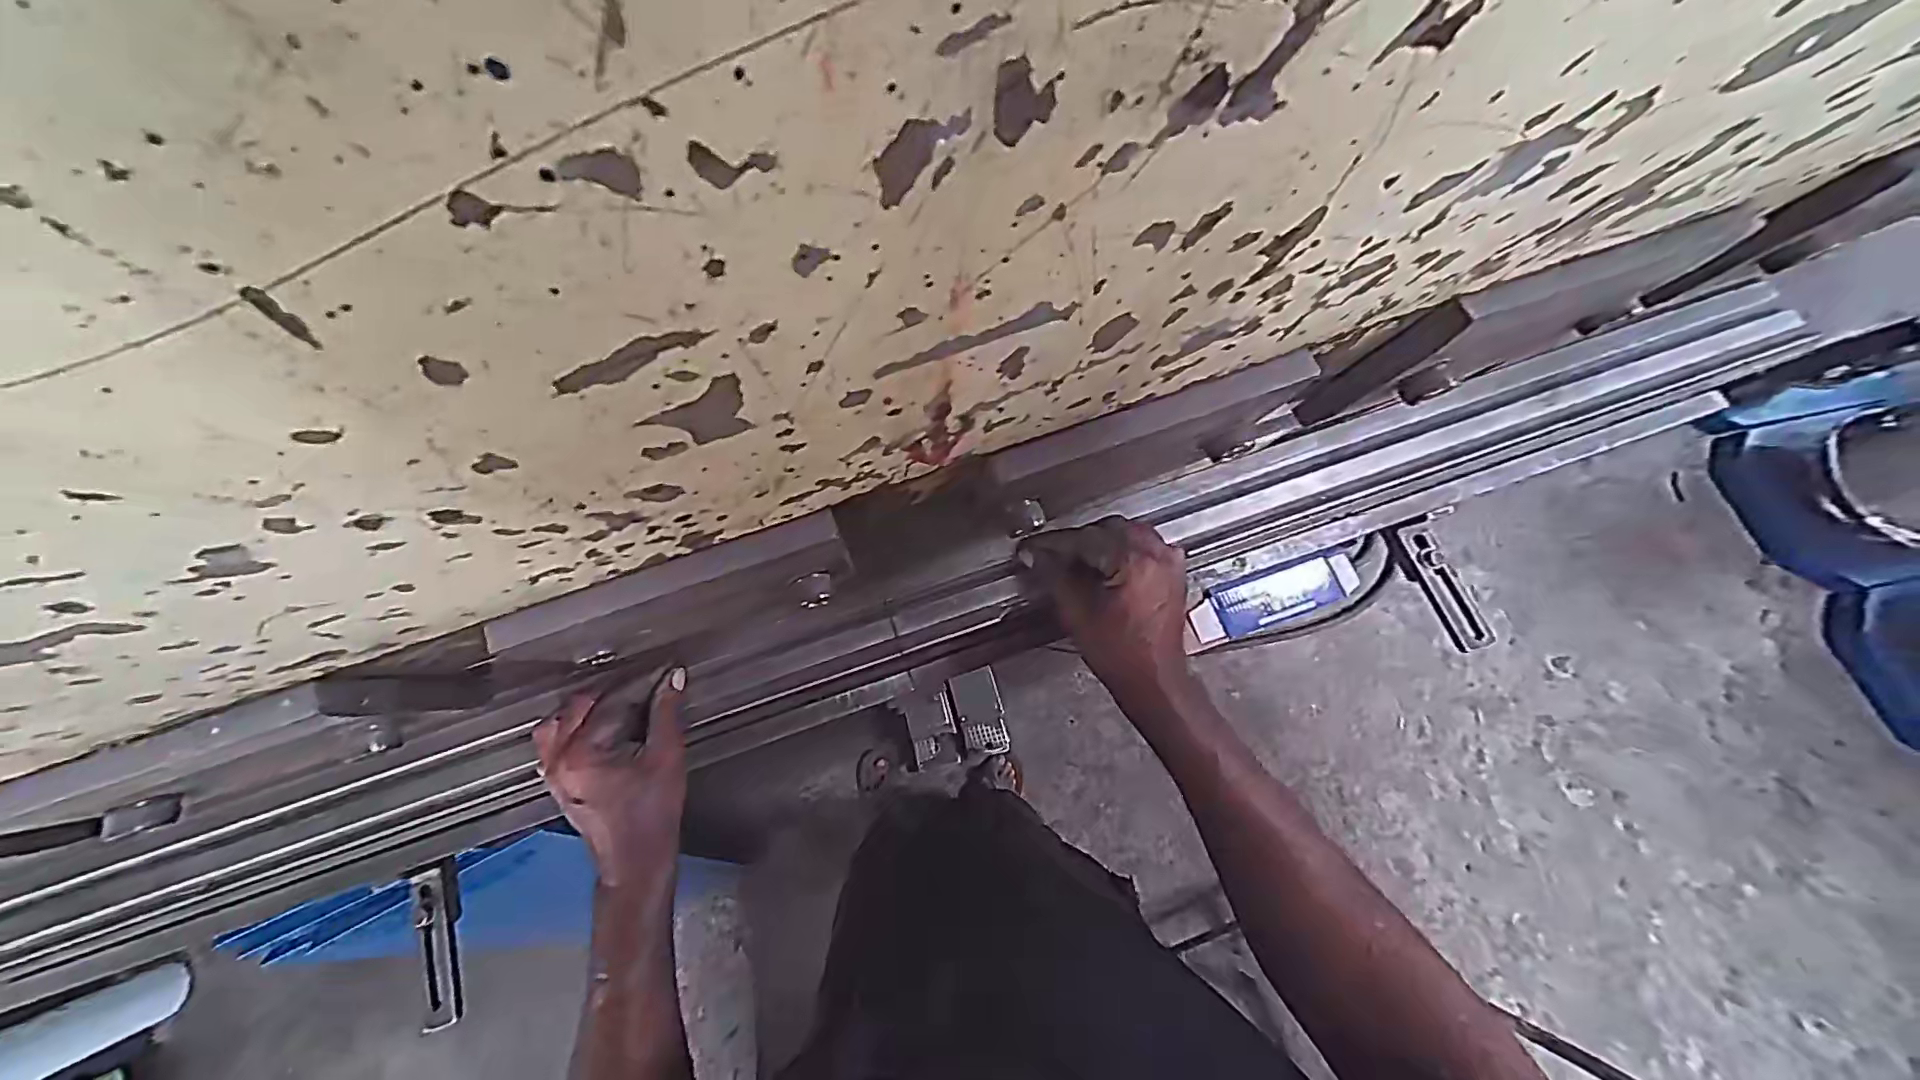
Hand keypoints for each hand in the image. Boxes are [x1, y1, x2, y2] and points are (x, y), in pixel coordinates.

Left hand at [533, 666, 687, 888]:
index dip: (644, 681)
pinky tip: (600, 722)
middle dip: (618, 689)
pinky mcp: (555, 777)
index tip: (665, 670)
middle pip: (583, 703)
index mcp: (584, 753)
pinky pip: (554, 737)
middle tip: (650, 684)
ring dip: (591, 703)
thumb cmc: (653, 813)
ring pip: (562, 718)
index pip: (614, 700)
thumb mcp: (667, 756)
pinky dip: (575, 723)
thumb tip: (672, 678)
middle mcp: (559, 758)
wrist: (635, 858)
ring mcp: (552, 769)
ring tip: (624, 700)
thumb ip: (666, 712)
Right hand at [1019, 516, 1193, 699]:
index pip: (1084, 538)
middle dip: (1077, 540)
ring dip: (1100, 542)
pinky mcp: (1173, 572)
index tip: (1034, 547)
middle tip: (1051, 554)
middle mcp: (1156, 556)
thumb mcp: (1076, 613)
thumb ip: (1054, 575)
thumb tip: (1038, 554)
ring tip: (1076, 559)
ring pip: (1126, 533)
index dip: (1053, 543)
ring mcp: (1168, 563)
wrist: (1153, 680)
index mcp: (1134, 561)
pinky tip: (1105, 564)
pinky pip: (1144, 545)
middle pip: (1106, 529)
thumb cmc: (1124, 656)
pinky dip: (1122, 549)